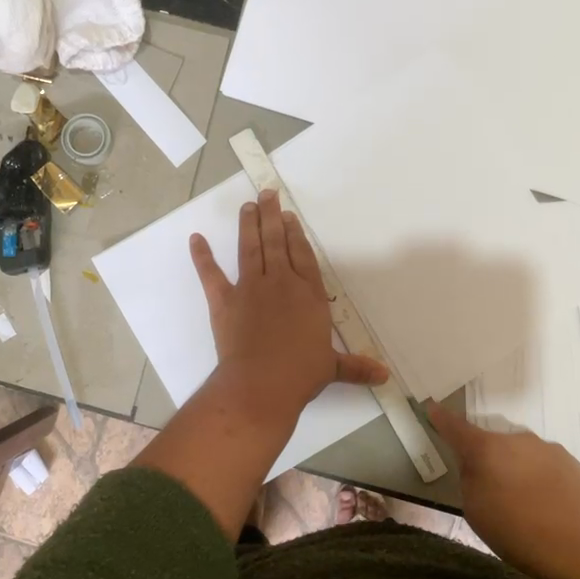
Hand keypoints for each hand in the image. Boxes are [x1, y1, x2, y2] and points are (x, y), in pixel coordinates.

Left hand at [191, 189, 387, 423]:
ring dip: (248, 226)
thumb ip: (355, 366)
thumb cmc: (300, 374)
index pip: (303, 256)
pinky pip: (210, 274)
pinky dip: (202, 256)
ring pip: (250, 249)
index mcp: (309, 295)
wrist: (261, 383)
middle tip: (266, 194)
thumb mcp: (331, 368)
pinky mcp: (224, 301)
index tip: (289, 216)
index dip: (296, 234)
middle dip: (272, 217)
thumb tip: (383, 375)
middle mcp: (281, 284)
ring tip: (247, 207)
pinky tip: (196, 239)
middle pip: (277, 242)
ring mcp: (250, 289)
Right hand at [427, 403, 579, 578]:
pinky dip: (537, 480)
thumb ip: (470, 481)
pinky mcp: (572, 464)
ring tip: (521, 506)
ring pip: (519, 455)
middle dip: (485, 460)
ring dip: (514, 471)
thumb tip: (476, 466)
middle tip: (488, 493)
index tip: (431, 407)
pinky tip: (545, 508)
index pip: (456, 428)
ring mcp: (548, 449)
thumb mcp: (476, 512)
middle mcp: (518, 440)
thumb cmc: (519, 534)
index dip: (441, 419)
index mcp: (487, 450)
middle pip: (492, 444)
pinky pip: (542, 466)